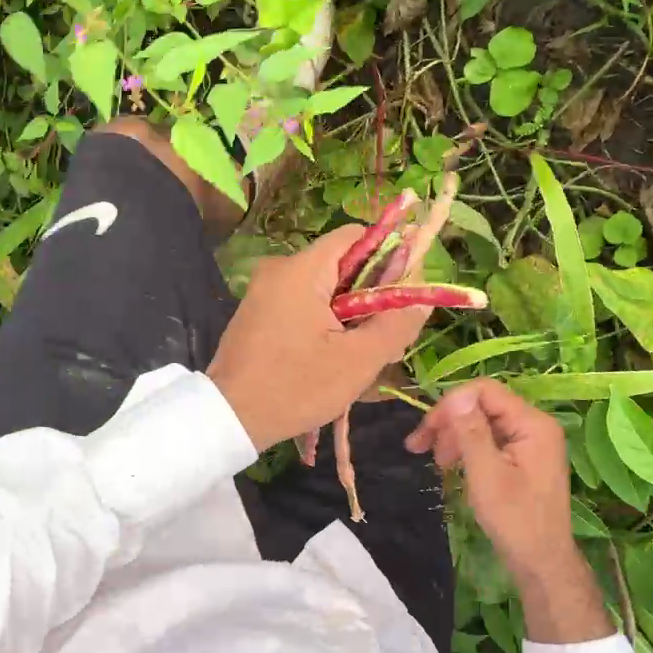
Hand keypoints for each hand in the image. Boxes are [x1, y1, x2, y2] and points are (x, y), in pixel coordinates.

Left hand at [207, 226, 429, 450]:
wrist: (230, 417)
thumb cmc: (296, 386)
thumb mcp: (357, 360)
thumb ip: (395, 323)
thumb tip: (423, 297)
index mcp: (301, 269)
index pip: (355, 236)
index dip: (387, 255)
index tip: (404, 291)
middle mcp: (278, 269)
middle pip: (341, 265)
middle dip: (370, 296)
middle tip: (387, 335)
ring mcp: (263, 291)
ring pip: (323, 290)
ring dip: (349, 316)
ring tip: (362, 354)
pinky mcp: (257, 313)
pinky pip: (302, 305)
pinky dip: (323, 324)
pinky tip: (333, 357)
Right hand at [404, 379, 612, 643]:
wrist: (541, 560)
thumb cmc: (514, 519)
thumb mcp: (486, 473)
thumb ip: (471, 432)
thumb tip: (456, 395)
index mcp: (533, 424)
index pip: (485, 391)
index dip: (451, 404)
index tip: (427, 430)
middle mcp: (535, 425)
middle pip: (482, 405)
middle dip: (449, 421)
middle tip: (420, 447)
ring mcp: (530, 441)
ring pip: (482, 421)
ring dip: (454, 435)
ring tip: (436, 461)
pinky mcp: (523, 456)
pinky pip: (489, 438)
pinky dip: (466, 447)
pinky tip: (451, 464)